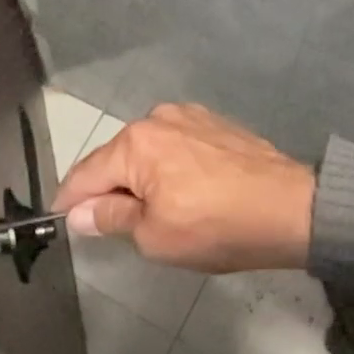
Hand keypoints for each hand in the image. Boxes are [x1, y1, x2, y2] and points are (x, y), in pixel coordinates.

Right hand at [52, 102, 316, 273]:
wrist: (295, 210)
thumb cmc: (217, 227)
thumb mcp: (155, 236)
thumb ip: (111, 218)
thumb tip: (79, 213)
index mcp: (134, 145)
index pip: (85, 174)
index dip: (68, 199)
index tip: (59, 218)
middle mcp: (155, 119)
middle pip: (115, 159)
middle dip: (108, 189)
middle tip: (111, 224)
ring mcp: (187, 116)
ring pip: (145, 151)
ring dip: (140, 177)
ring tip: (155, 209)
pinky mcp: (214, 122)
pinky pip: (174, 145)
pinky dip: (168, 167)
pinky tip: (184, 190)